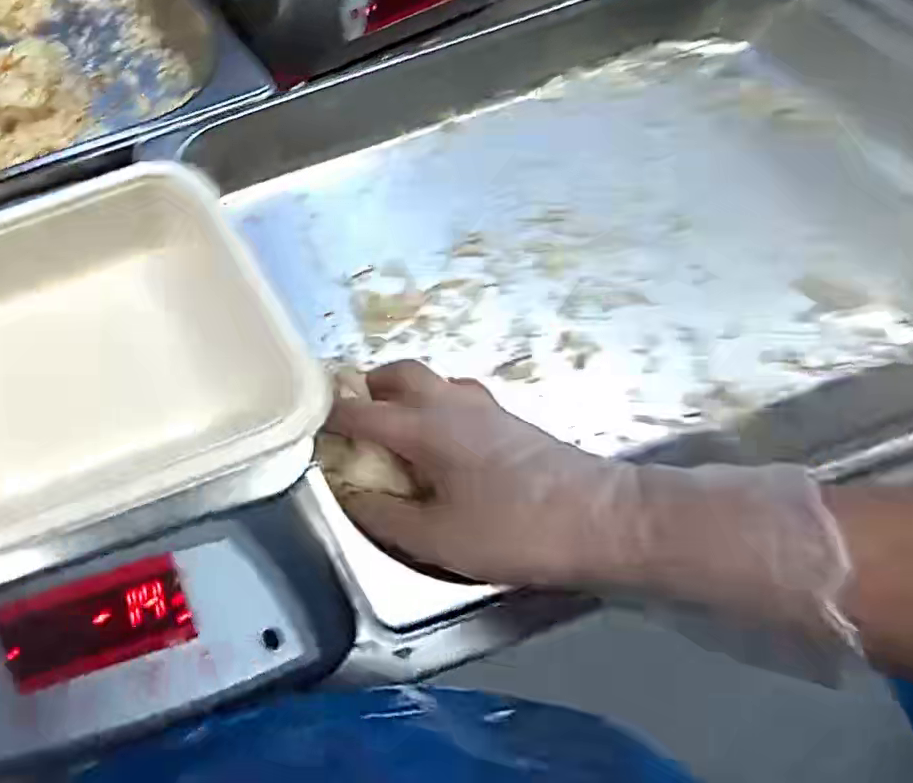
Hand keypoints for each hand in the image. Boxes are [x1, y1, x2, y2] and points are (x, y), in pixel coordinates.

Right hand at [325, 361, 853, 644]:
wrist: (606, 517)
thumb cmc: (517, 529)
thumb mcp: (440, 539)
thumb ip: (386, 516)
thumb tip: (351, 494)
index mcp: (422, 426)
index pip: (359, 411)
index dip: (328, 414)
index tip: (306, 418)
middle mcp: (446, 402)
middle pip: (394, 373)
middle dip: (366, 387)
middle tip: (352, 417)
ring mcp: (479, 404)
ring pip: (426, 379)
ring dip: (400, 391)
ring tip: (392, 427)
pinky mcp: (504, 415)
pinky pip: (453, 393)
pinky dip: (431, 402)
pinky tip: (442, 439)